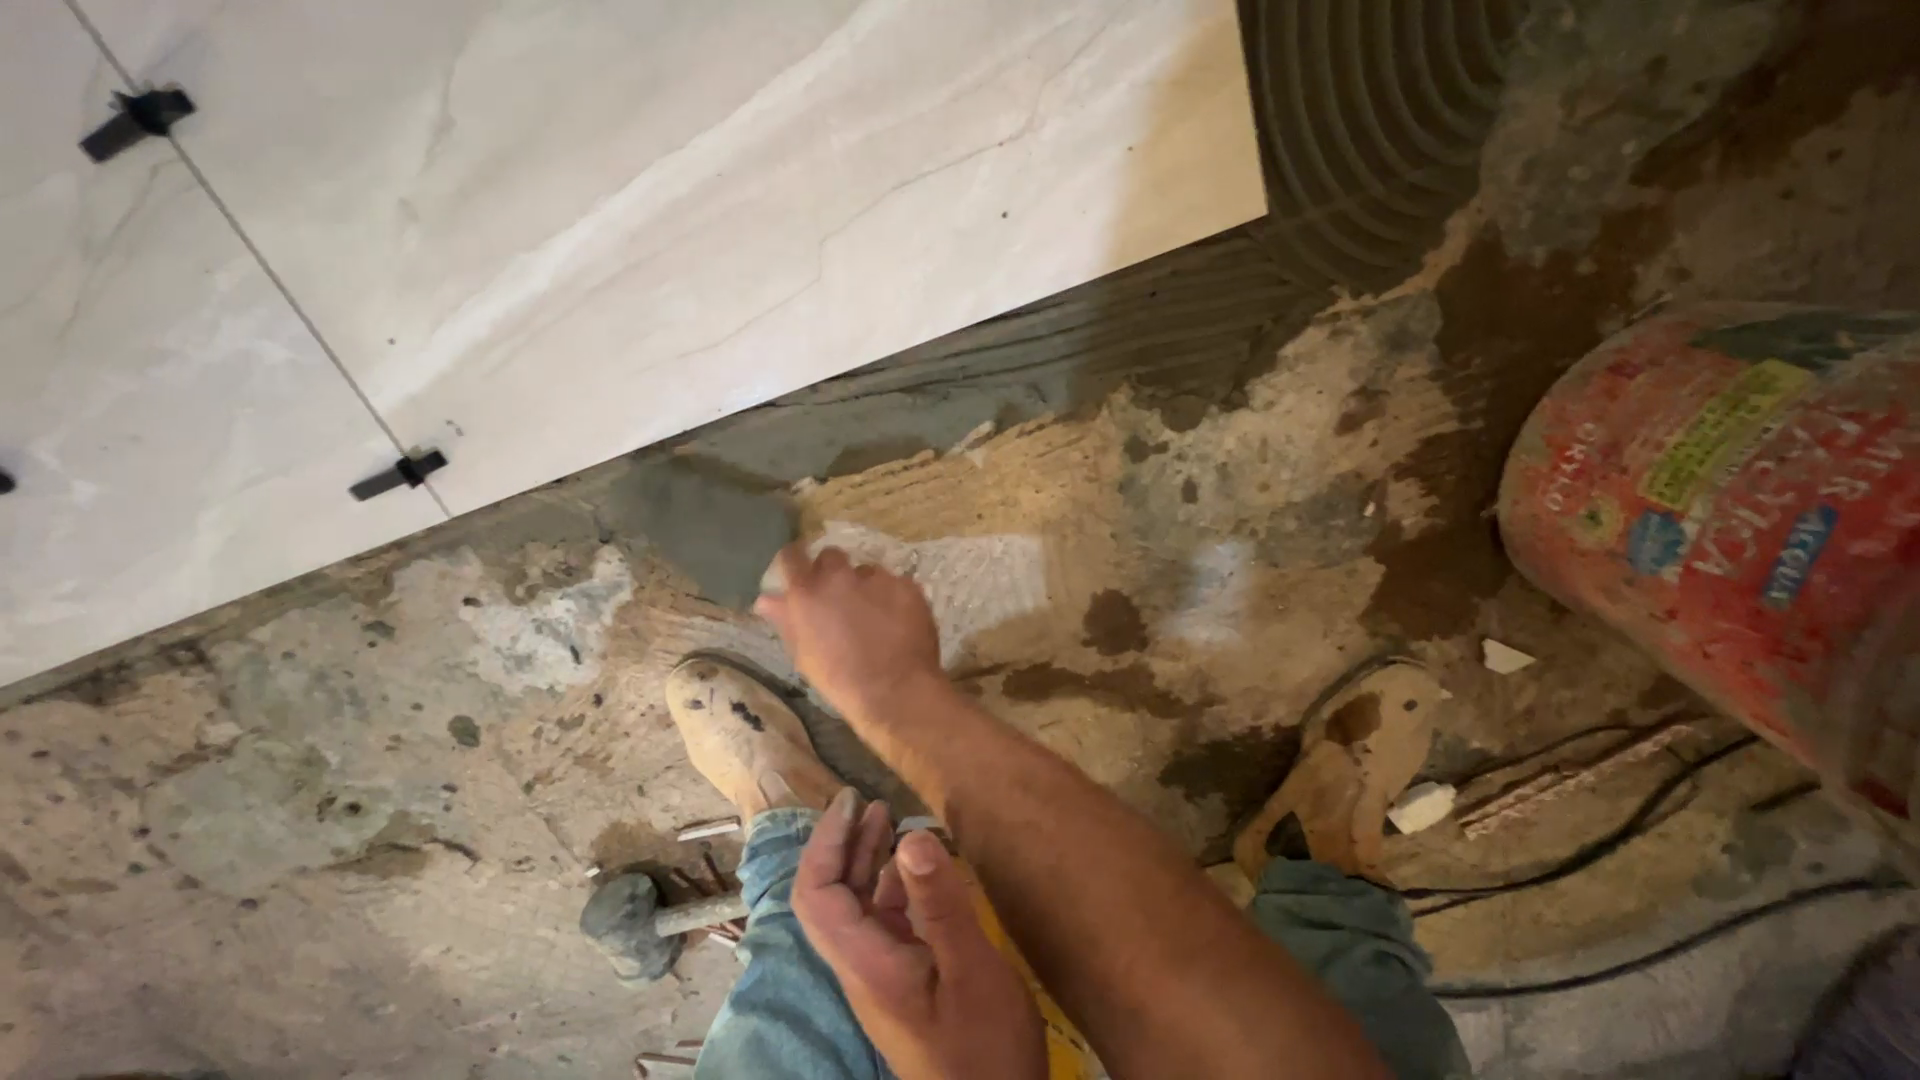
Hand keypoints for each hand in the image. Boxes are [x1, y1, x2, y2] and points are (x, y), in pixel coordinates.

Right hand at [755, 544, 945, 723]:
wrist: (894, 691)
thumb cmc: (839, 679)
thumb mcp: (803, 653)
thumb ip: (785, 619)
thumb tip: (766, 599)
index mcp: (807, 591)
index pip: (792, 555)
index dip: (796, 561)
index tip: (802, 572)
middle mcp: (839, 576)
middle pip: (831, 556)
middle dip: (833, 572)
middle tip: (841, 600)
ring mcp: (876, 578)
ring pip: (867, 571)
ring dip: (867, 587)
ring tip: (876, 617)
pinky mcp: (907, 585)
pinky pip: (896, 583)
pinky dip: (895, 598)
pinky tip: (899, 622)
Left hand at [793, 788, 1047, 1079]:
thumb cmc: (984, 1048)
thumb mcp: (971, 970)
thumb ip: (941, 903)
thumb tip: (912, 833)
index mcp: (866, 963)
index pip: (816, 896)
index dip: (825, 844)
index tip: (850, 801)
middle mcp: (863, 966)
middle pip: (831, 896)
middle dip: (843, 842)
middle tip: (867, 799)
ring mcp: (882, 976)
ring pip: (858, 907)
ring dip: (866, 860)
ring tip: (887, 817)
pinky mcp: (905, 981)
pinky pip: (885, 921)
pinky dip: (893, 885)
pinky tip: (914, 868)